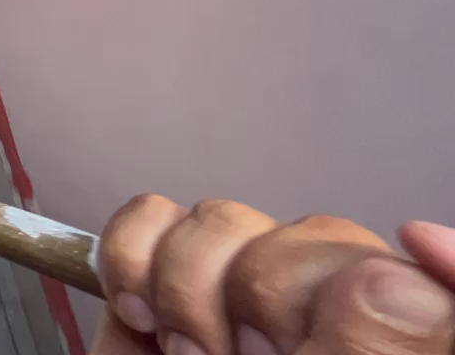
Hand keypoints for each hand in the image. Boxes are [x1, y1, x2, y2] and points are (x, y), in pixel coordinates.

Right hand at [92, 195, 454, 354]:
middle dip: (260, 294)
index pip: (440, 292)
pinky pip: (150, 213)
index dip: (450, 266)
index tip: (424, 245)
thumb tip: (402, 280)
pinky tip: (138, 311)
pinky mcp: (167, 266)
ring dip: (182, 282)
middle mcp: (338, 318)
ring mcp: (244, 288)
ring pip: (221, 218)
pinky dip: (130, 253)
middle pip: (319, 240)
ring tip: (186, 351)